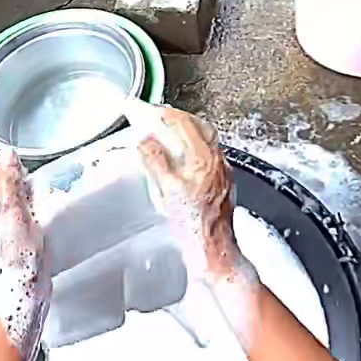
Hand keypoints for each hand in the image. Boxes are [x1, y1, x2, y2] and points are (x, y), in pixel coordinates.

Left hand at [0, 148, 48, 356]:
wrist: (23, 308)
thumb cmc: (14, 269)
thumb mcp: (13, 218)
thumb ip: (9, 184)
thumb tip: (6, 153)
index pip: (9, 178)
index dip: (29, 183)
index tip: (40, 195)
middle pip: (21, 193)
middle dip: (38, 200)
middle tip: (44, 216)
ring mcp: (4, 236)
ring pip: (30, 210)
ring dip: (44, 215)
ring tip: (47, 229)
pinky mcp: (19, 248)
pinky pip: (36, 226)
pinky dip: (46, 228)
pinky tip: (49, 239)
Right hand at [129, 102, 260, 344]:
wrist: (214, 252)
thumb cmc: (195, 227)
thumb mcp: (167, 192)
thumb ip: (156, 161)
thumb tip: (146, 140)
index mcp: (203, 158)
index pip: (180, 122)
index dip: (157, 112)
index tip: (139, 108)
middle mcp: (216, 160)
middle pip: (196, 124)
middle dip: (172, 115)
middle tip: (151, 113)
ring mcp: (221, 170)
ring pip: (203, 136)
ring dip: (183, 128)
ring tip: (164, 128)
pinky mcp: (221, 181)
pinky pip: (206, 151)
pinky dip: (190, 144)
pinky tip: (180, 153)